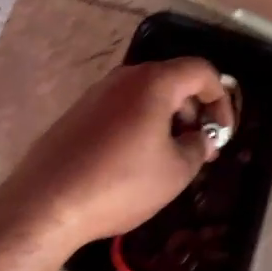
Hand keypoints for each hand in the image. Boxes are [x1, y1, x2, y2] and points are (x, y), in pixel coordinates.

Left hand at [0, 57, 233, 248]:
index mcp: (154, 82)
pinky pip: (122, 106)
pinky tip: (135, 160)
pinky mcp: (80, 111)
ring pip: (146, 94)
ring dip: (167, 117)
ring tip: (170, 157)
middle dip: (194, 109)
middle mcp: (126, 76)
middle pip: (172, 79)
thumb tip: (203, 138)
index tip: (223, 132)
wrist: (48, 200)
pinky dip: (140, 122)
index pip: (200, 70)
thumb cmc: (120, 182)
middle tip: (201, 146)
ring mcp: (99, 91)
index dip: (220, 98)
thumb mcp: (174, 172)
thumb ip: (197, 148)